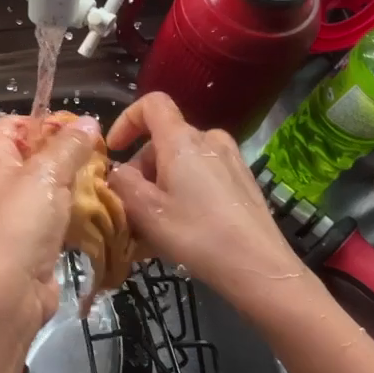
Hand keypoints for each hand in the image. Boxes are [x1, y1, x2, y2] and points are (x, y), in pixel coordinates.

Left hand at [0, 113, 103, 343]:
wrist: (10, 291)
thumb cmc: (22, 224)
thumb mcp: (48, 175)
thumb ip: (69, 145)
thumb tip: (87, 121)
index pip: (13, 123)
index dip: (43, 120)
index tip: (76, 129)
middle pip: (34, 152)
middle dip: (66, 152)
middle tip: (98, 155)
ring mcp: (14, 209)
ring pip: (49, 183)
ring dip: (75, 182)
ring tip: (103, 179)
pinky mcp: (31, 234)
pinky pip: (55, 211)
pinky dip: (74, 209)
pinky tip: (98, 208)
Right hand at [105, 93, 323, 330]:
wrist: (259, 267)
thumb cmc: (197, 234)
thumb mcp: (145, 211)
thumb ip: (121, 182)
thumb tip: (117, 170)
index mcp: (182, 140)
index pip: (151, 104)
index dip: (126, 120)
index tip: (114, 150)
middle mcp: (209, 140)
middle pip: (165, 139)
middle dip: (142, 167)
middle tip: (132, 205)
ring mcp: (231, 160)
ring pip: (183, 160)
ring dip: (162, 183)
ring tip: (155, 221)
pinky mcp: (243, 182)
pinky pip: (203, 175)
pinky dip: (185, 191)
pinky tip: (183, 226)